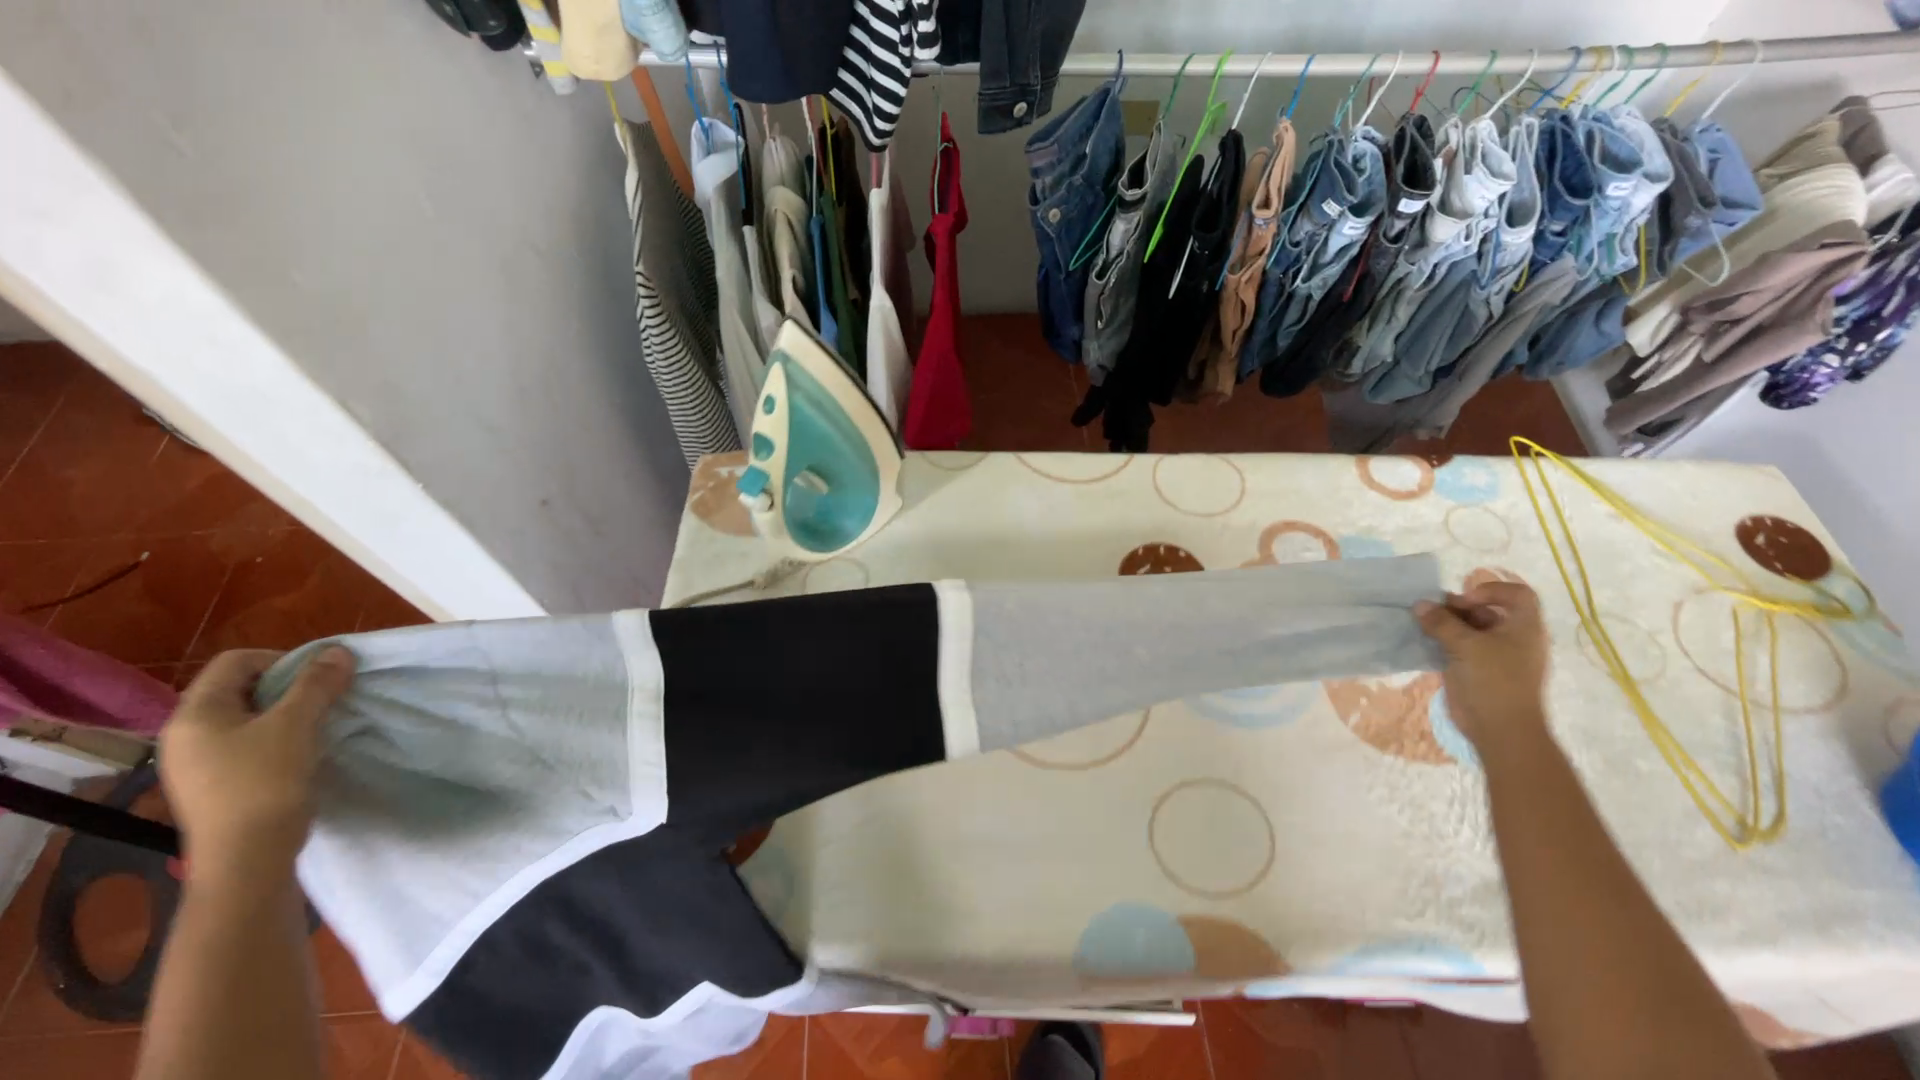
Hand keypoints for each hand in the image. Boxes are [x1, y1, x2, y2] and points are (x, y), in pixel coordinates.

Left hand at [159, 648, 355, 883]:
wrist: (246, 861)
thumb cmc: (265, 784)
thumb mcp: (296, 726)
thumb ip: (317, 684)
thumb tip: (338, 651)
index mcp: (194, 713)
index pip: (235, 662)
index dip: (282, 660)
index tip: (320, 679)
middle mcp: (183, 735)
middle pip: (238, 690)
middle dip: (286, 689)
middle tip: (322, 702)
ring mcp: (192, 765)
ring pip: (243, 721)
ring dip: (282, 716)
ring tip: (315, 730)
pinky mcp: (209, 788)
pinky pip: (241, 748)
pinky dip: (272, 742)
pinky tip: (297, 759)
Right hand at [1414, 582, 1550, 755]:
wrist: (1501, 730)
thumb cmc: (1493, 681)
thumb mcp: (1466, 646)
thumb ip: (1441, 622)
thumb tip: (1419, 604)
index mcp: (1524, 627)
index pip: (1516, 594)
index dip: (1491, 590)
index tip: (1465, 601)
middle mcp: (1512, 638)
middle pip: (1487, 610)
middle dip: (1458, 607)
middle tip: (1431, 610)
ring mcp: (1495, 656)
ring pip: (1469, 630)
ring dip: (1446, 625)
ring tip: (1422, 624)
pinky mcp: (1478, 671)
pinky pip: (1459, 649)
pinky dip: (1443, 642)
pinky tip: (1424, 643)